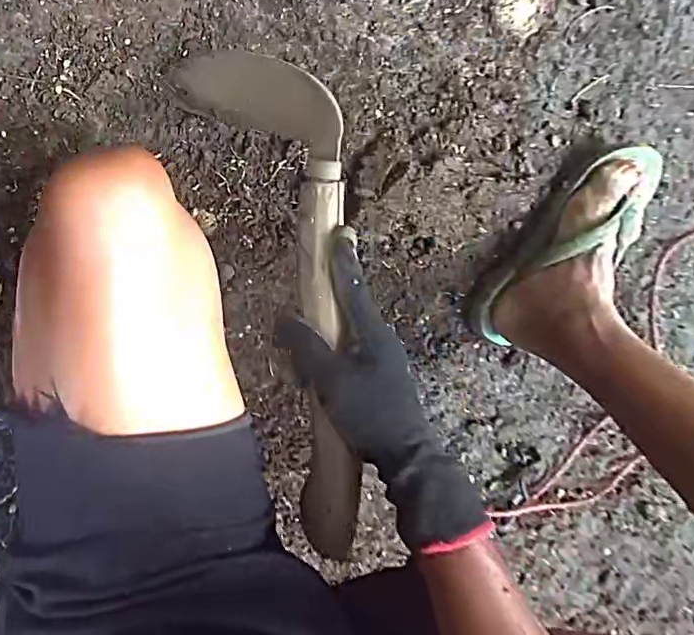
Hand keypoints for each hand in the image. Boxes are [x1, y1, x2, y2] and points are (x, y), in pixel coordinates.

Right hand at [275, 228, 492, 554]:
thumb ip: (305, 345)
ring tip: (302, 375)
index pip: (352, 288)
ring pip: (343, 339)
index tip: (339, 234)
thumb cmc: (370, 413)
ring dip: (319, 349)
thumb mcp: (330, 378)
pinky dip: (328, 363)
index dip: (342, 261)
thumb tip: (284, 316)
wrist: (410, 460)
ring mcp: (384, 360)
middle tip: (295, 335)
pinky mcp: (381, 379)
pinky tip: (316, 385)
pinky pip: (347, 358)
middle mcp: (381, 340)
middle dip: (317, 318)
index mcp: (372, 333)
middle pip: (343, 314)